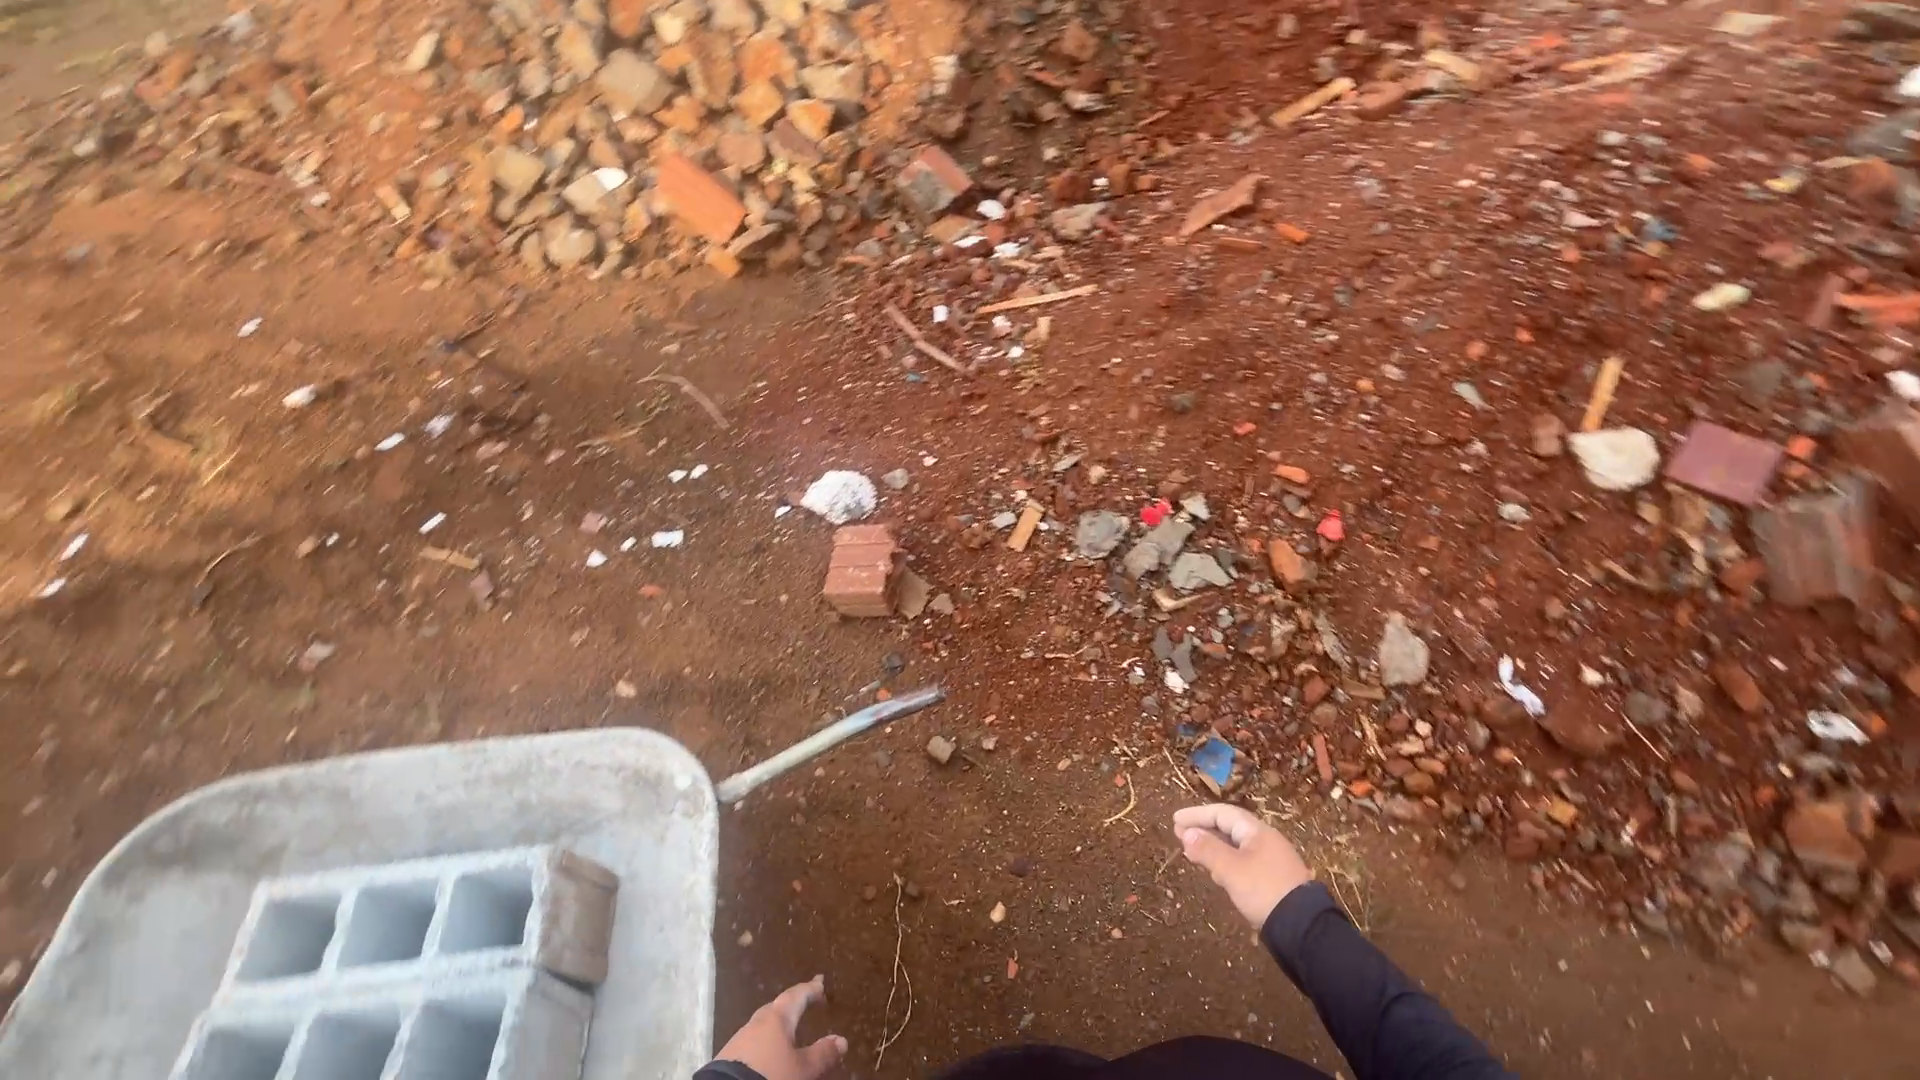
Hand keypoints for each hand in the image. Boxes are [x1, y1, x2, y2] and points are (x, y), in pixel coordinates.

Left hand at [715, 976, 846, 1079]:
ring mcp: (740, 1038)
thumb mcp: (802, 1069)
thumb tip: (841, 1040)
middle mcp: (758, 1022)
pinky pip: (753, 1041)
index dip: (810, 989)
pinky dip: (764, 1041)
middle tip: (805, 1003)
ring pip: (763, 1025)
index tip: (820, 982)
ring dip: (777, 1025)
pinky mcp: (729, 1055)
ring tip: (788, 1033)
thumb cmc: (771, 1074)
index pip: (797, 995)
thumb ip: (822, 1053)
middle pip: (778, 1007)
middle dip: (792, 1004)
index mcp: (778, 1018)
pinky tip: (767, 1053)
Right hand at [1174, 804, 1312, 927]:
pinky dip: (1224, 861)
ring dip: (1212, 846)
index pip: (1222, 813)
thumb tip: (1187, 833)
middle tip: (1179, 834)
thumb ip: (1207, 849)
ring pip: (1235, 845)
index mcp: (1257, 832)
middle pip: (1229, 827)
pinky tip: (1215, 872)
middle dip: (1203, 829)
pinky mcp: (1272, 879)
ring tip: (1192, 852)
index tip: (1176, 820)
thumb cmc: (1263, 890)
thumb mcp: (1231, 869)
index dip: (1197, 815)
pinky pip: (1242, 861)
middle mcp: (1265, 841)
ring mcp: (1270, 860)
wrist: (1303, 928)